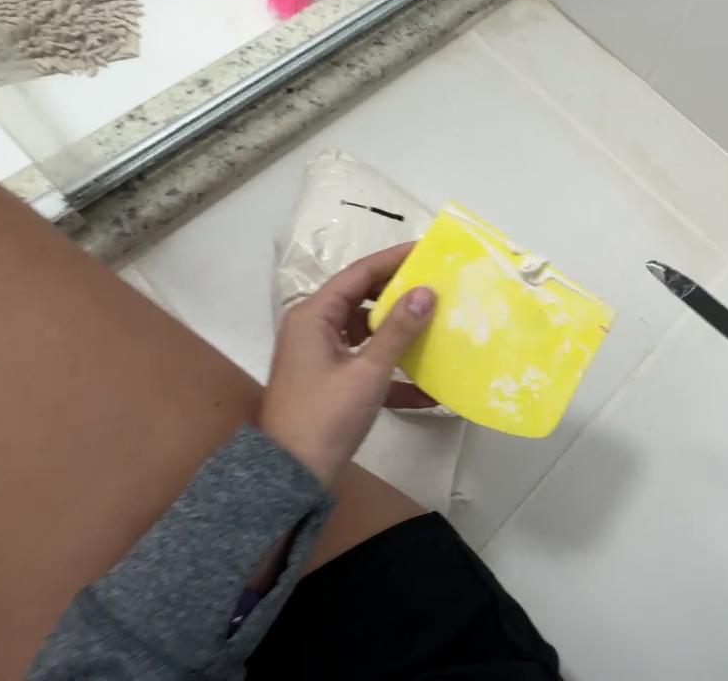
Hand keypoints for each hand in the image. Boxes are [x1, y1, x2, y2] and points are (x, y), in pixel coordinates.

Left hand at [261, 243, 436, 486]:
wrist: (291, 478)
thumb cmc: (325, 416)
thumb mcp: (367, 371)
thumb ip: (398, 330)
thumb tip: (426, 292)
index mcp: (314, 316)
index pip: (358, 274)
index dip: (392, 260)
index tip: (426, 250)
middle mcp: (313, 328)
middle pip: (361, 299)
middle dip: (399, 295)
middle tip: (436, 286)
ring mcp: (320, 356)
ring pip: (365, 331)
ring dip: (398, 334)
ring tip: (435, 327)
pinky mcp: (329, 382)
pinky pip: (365, 364)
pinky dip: (391, 373)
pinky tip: (426, 389)